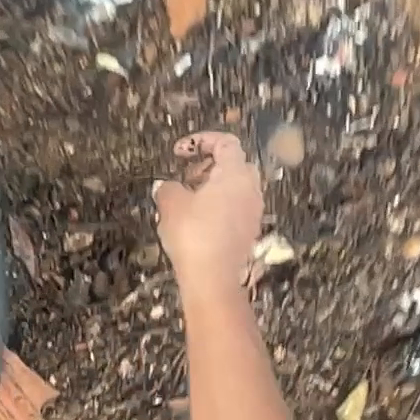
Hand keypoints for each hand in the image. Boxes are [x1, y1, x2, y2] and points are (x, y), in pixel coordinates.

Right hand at [153, 130, 264, 292]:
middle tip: (186, 175)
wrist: (213, 279)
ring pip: (236, 188)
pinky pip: (235, 208)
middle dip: (208, 165)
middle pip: (234, 164)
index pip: (225, 142)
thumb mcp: (171, 204)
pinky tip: (198, 221)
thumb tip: (166, 186)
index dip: (201, 141)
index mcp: (235, 173)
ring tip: (188, 200)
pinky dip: (218, 206)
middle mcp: (251, 189)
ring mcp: (253, 212)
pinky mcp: (249, 233)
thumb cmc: (193, 235)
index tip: (179, 152)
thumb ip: (167, 188)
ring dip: (213, 187)